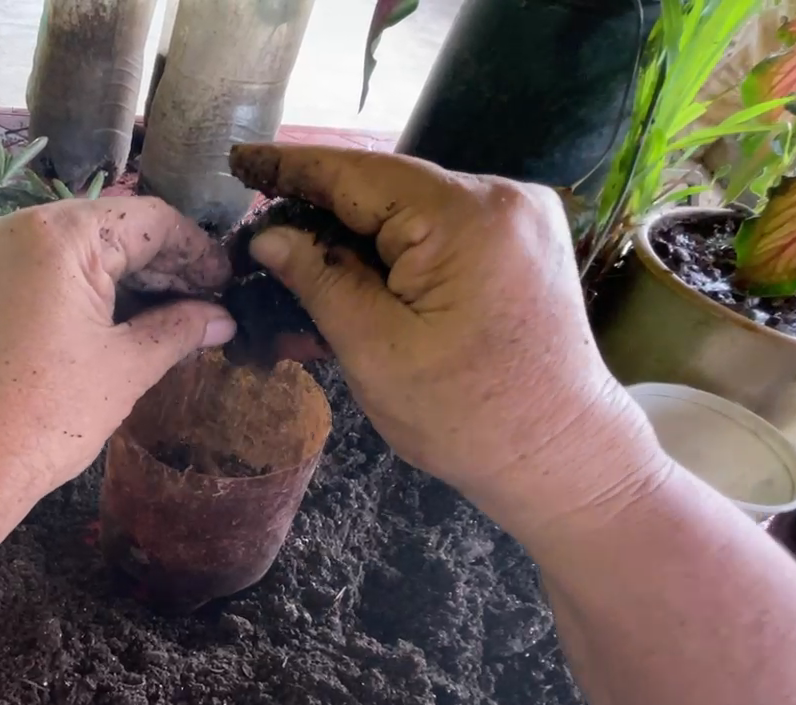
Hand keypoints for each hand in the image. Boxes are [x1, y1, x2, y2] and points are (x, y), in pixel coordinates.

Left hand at [0, 197, 233, 522]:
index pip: (149, 220)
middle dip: (163, 267)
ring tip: (174, 318)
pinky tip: (124, 320)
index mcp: (58, 233)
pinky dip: (89, 292)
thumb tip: (223, 318)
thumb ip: (179, 330)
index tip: (229, 284)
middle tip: (207, 306)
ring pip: (80, 252)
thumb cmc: (48, 416)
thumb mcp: (126, 367)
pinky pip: (49, 273)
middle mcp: (18, 226)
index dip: (197, 252)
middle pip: (112, 231)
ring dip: (128, 281)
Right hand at [231, 144, 670, 538]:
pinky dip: (383, 263)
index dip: (292, 167)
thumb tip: (268, 236)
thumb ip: (319, 282)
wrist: (556, 454)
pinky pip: (431, 241)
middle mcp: (499, 199)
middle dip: (315, 217)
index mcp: (464, 217)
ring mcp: (513, 222)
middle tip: (255, 243)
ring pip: (403, 219)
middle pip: (382, 194)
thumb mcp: (373, 350)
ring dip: (346, 248)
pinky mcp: (514, 249)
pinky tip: (346, 290)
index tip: (240, 159)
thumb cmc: (461, 413)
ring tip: (291, 279)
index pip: (358, 173)